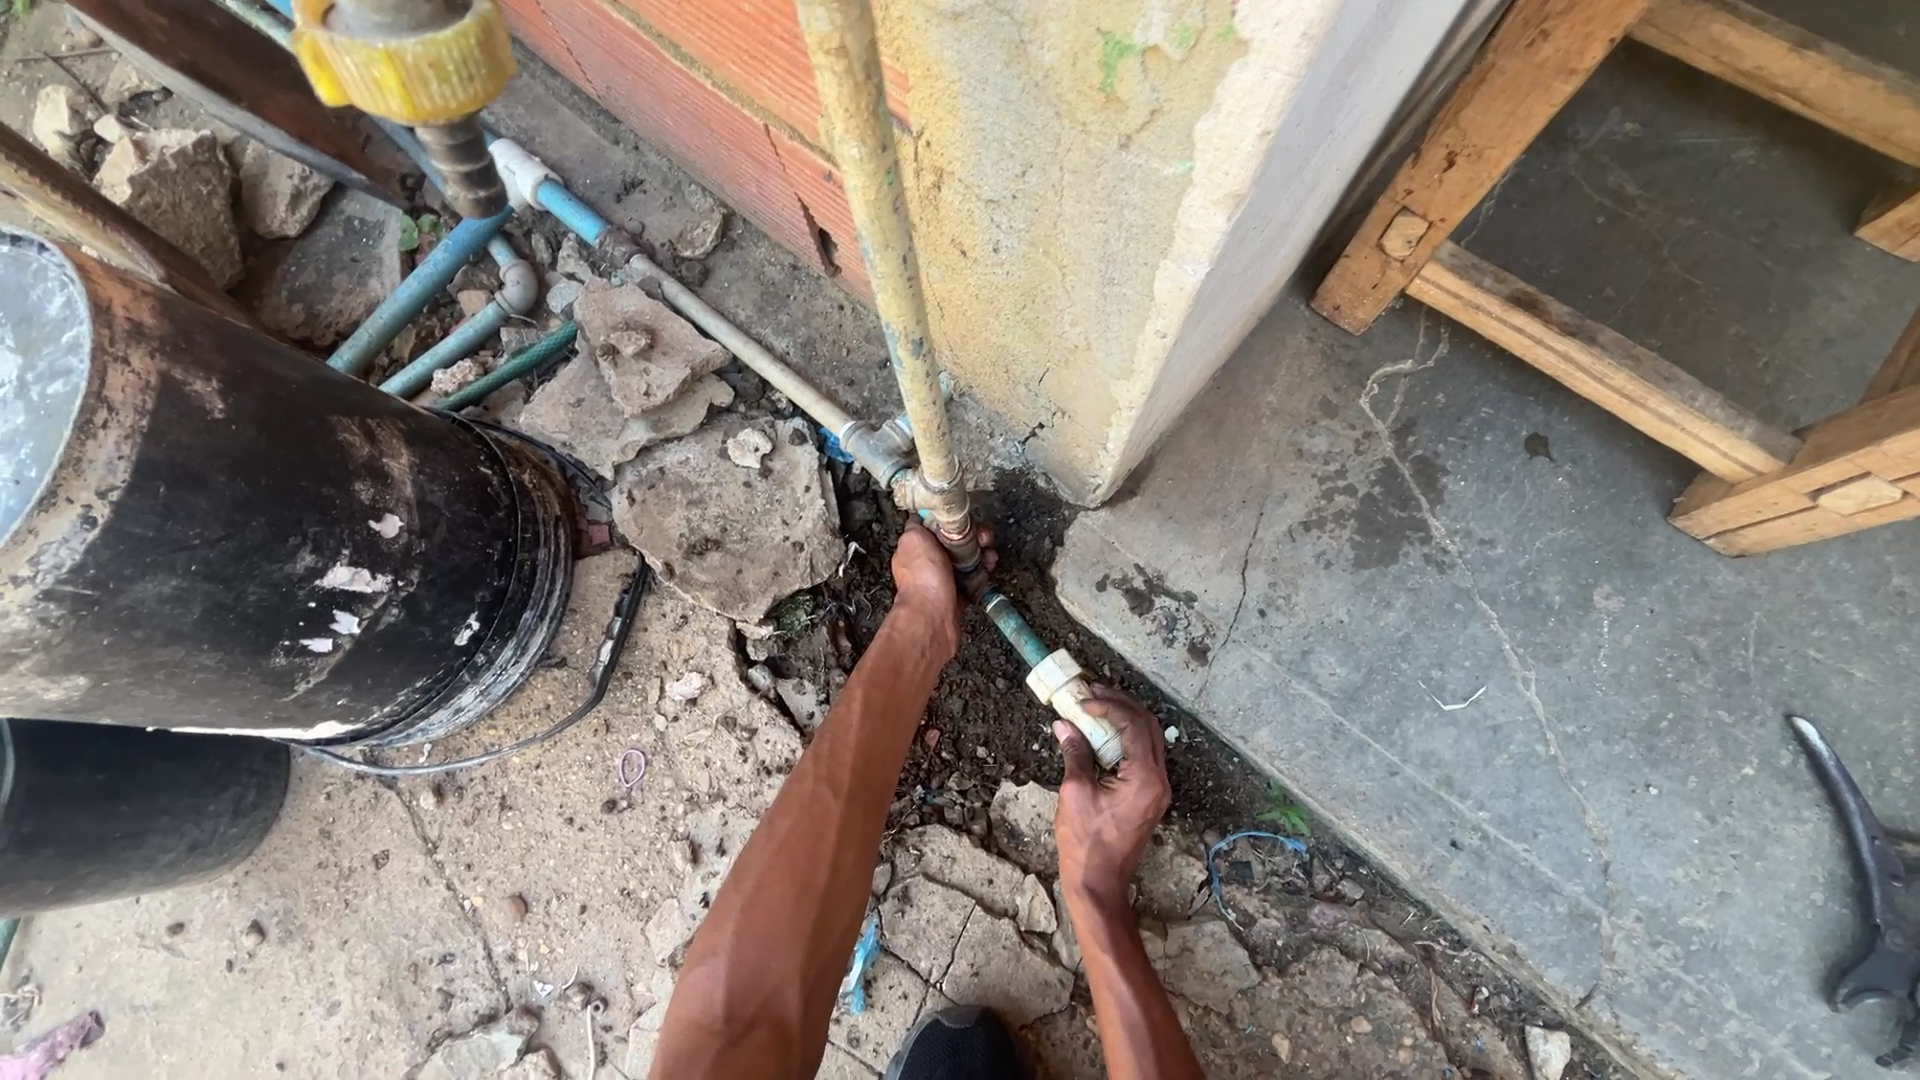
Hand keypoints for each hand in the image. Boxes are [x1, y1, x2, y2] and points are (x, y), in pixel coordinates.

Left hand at [889, 521, 996, 646]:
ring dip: (982, 555)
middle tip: (983, 540)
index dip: (955, 522)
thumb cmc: (922, 581)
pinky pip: (975, 578)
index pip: (939, 526)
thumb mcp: (913, 537)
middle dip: (975, 538)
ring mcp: (944, 579)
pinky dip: (983, 573)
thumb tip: (923, 517)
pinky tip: (987, 570)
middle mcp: (928, 563)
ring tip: (989, 557)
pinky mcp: (959, 593)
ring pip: (969, 559)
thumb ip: (918, 524)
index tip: (967, 523)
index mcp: (916, 548)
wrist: (933, 616)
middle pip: (957, 542)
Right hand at [1052, 685, 1171, 914]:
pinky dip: (1124, 736)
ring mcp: (1157, 789)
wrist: (1099, 883)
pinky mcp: (1149, 795)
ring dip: (1124, 717)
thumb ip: (1075, 753)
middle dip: (1121, 703)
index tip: (1082, 700)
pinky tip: (1101, 731)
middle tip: (1092, 690)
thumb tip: (1064, 724)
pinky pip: (1143, 754)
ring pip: (1148, 737)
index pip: (1133, 725)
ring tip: (1095, 704)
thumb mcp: (1075, 793)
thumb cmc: (1085, 843)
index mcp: (1145, 778)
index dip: (1109, 705)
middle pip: (1148, 725)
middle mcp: (1159, 780)